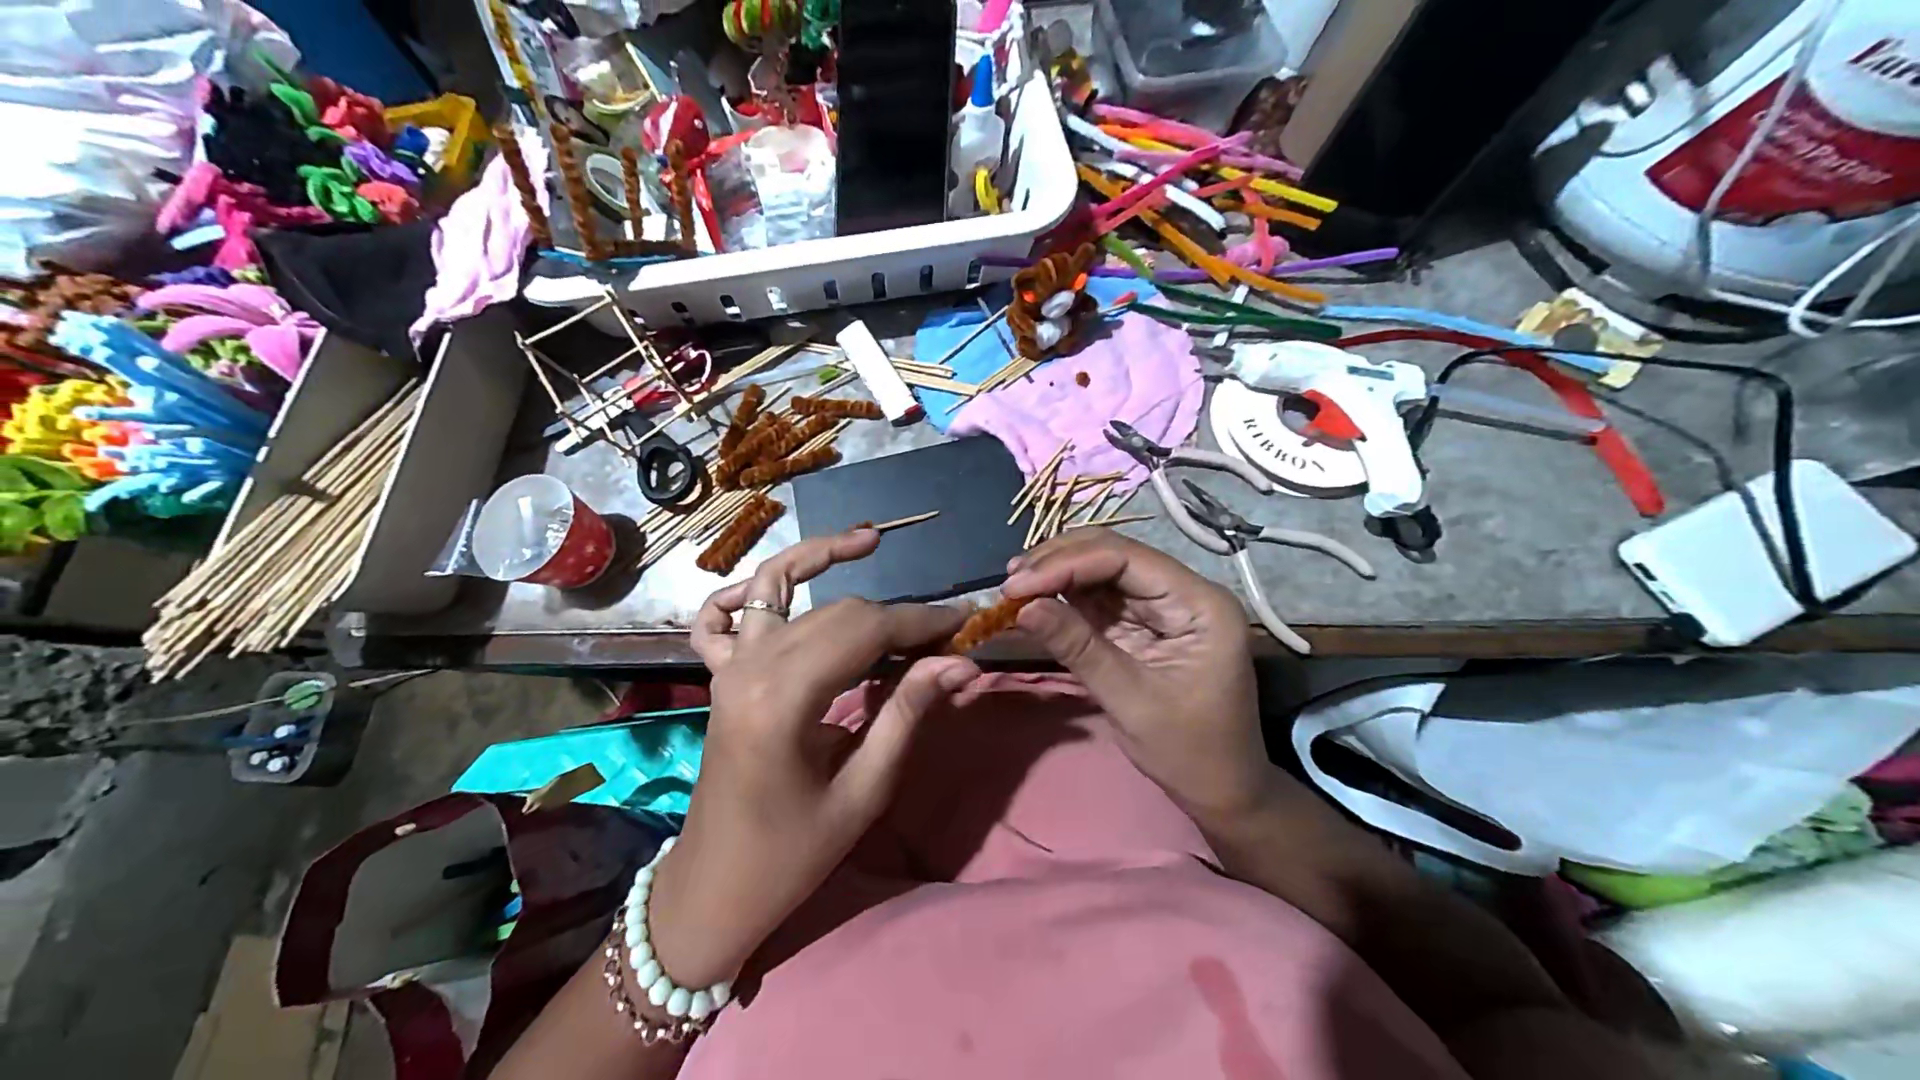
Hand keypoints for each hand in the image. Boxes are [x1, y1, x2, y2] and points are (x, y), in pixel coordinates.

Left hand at [648, 531, 978, 986]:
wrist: (713, 889)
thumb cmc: (791, 856)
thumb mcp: (862, 793)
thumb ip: (907, 716)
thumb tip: (960, 664)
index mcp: (783, 699)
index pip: (866, 631)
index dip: (922, 623)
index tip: (966, 624)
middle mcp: (750, 666)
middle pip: (837, 611)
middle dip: (897, 613)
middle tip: (943, 632)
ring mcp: (727, 667)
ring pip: (777, 588)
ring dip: (819, 557)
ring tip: (869, 540)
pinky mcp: (718, 676)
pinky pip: (720, 615)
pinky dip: (747, 591)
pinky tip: (778, 586)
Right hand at [1001, 529, 1273, 820]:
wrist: (1220, 788)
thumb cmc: (1188, 750)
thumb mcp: (1130, 700)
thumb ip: (1078, 648)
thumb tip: (1023, 607)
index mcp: (1200, 604)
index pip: (1127, 560)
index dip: (1067, 564)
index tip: (1017, 585)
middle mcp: (1184, 592)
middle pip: (1114, 555)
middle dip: (1058, 562)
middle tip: (1010, 581)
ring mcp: (1163, 605)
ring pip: (1103, 569)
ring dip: (1056, 573)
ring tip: (1014, 585)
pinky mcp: (1144, 621)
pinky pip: (1100, 596)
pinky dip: (1064, 595)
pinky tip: (1035, 597)